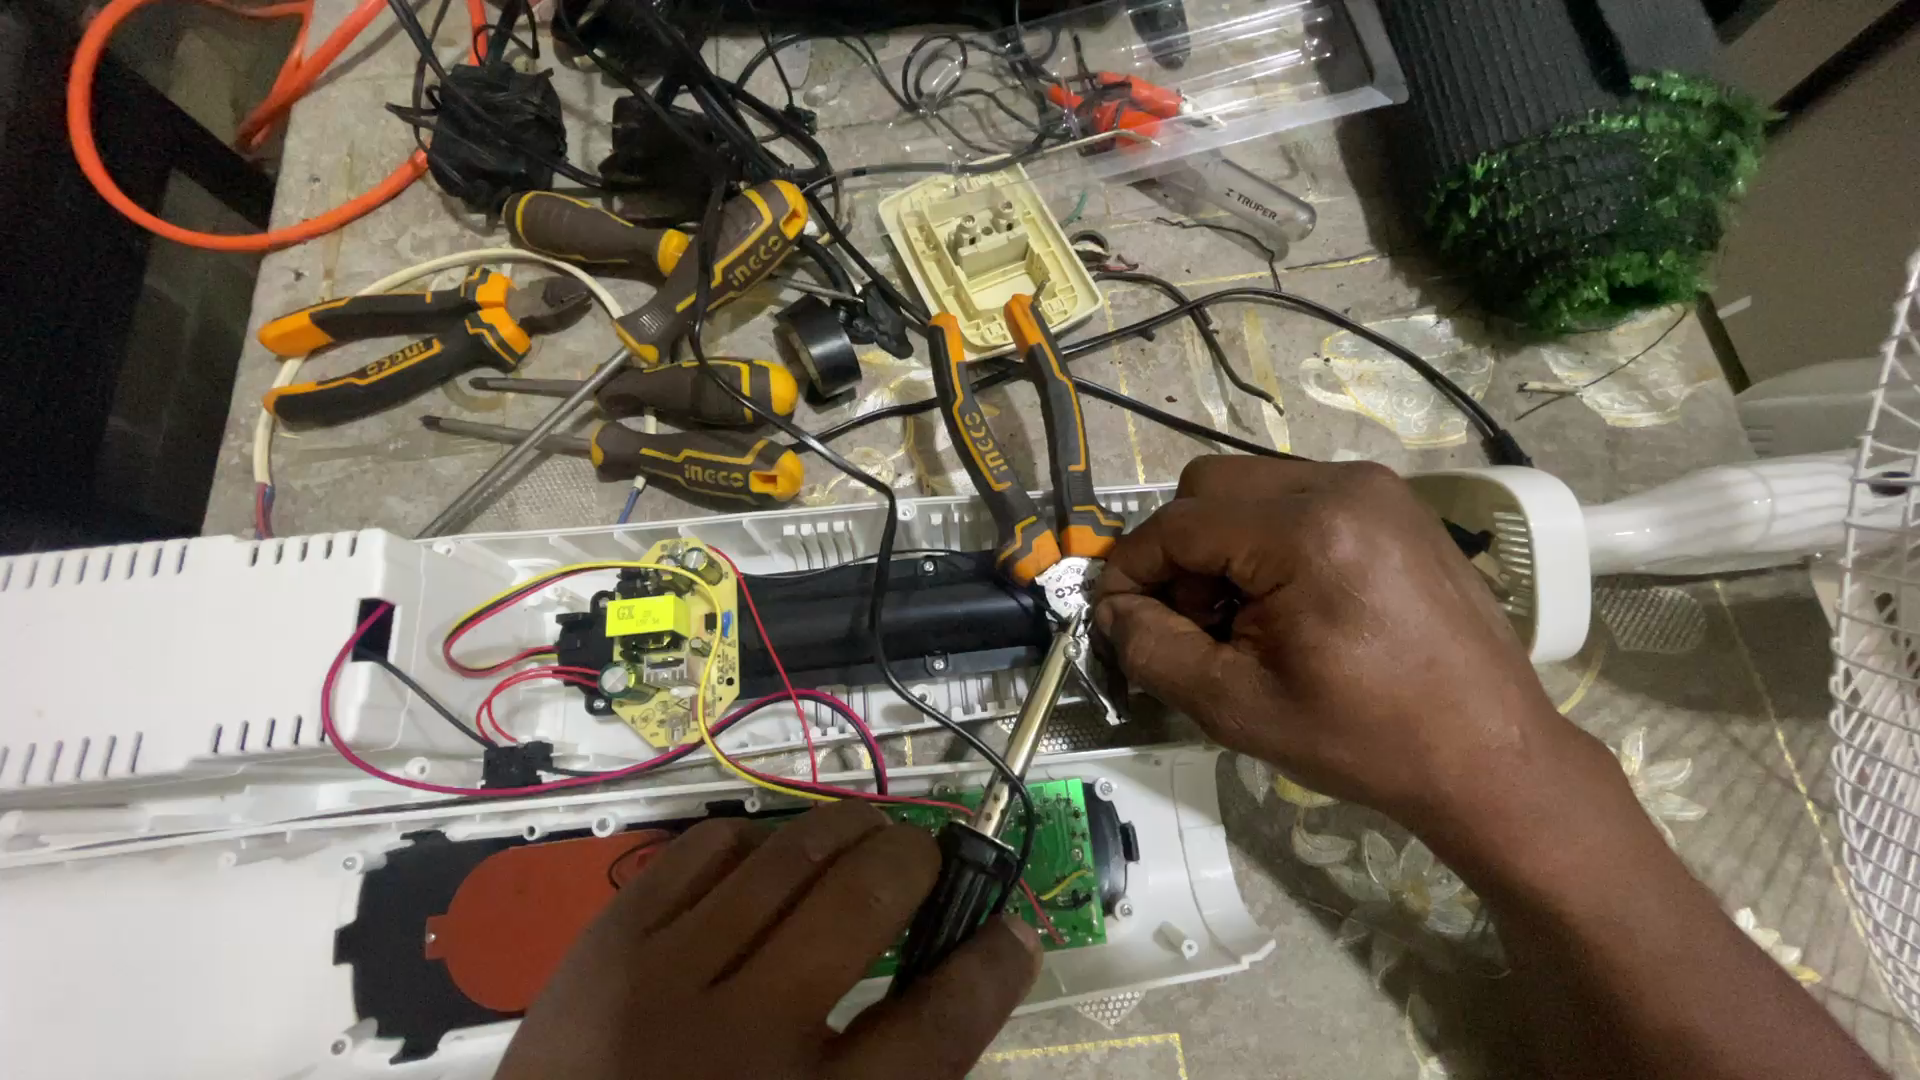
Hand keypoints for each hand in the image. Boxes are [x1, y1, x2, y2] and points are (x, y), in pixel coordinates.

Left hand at [496, 799, 1041, 1079]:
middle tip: (926, 861)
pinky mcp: (607, 943)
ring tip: (869, 831)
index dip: (990, 968)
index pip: (934, 1026)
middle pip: (864, 902)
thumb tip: (955, 979)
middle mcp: (742, 1041)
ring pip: (789, 856)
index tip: (1013, 930)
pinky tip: (771, 855)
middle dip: (917, 862)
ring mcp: (663, 980)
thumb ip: (885, 1075)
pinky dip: (756, 841)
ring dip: (849, 829)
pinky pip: (707, 850)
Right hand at [1094, 457, 1592, 845]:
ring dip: (1218, 542)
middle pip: (1207, 487)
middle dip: (1177, 550)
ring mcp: (1374, 487)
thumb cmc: (1362, 738)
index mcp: (1305, 532)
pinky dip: (1262, 537)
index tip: (1118, 617)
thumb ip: (1151, 649)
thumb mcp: (1234, 706)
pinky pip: (1292, 496)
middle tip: (1194, 618)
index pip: (1176, 525)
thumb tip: (1112, 608)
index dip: (1131, 570)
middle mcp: (1341, 485)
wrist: (1488, 754)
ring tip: (1240, 613)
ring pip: (1248, 486)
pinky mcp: (1392, 502)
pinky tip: (1284, 597)